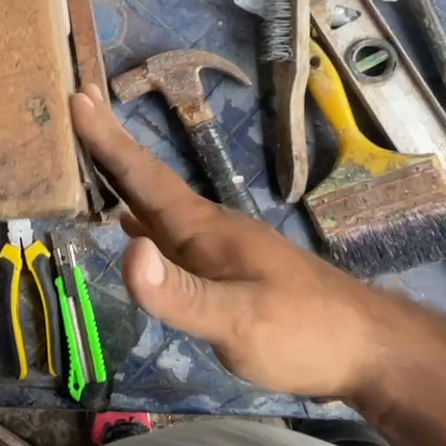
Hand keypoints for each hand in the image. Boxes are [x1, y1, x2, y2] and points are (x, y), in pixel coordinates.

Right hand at [70, 84, 408, 398]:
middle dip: (111, 141)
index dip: (107, 139)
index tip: (77, 96)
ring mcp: (216, 248)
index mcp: (202, 229)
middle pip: (147, 178)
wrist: (369, 349)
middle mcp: (204, 228)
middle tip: (81, 100)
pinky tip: (131, 226)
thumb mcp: (239, 321)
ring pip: (156, 201)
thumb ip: (180, 292)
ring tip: (94, 152)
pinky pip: (167, 230)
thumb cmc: (303, 333)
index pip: (144, 176)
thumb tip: (127, 247)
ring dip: (123, 173)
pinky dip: (140, 215)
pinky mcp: (223, 270)